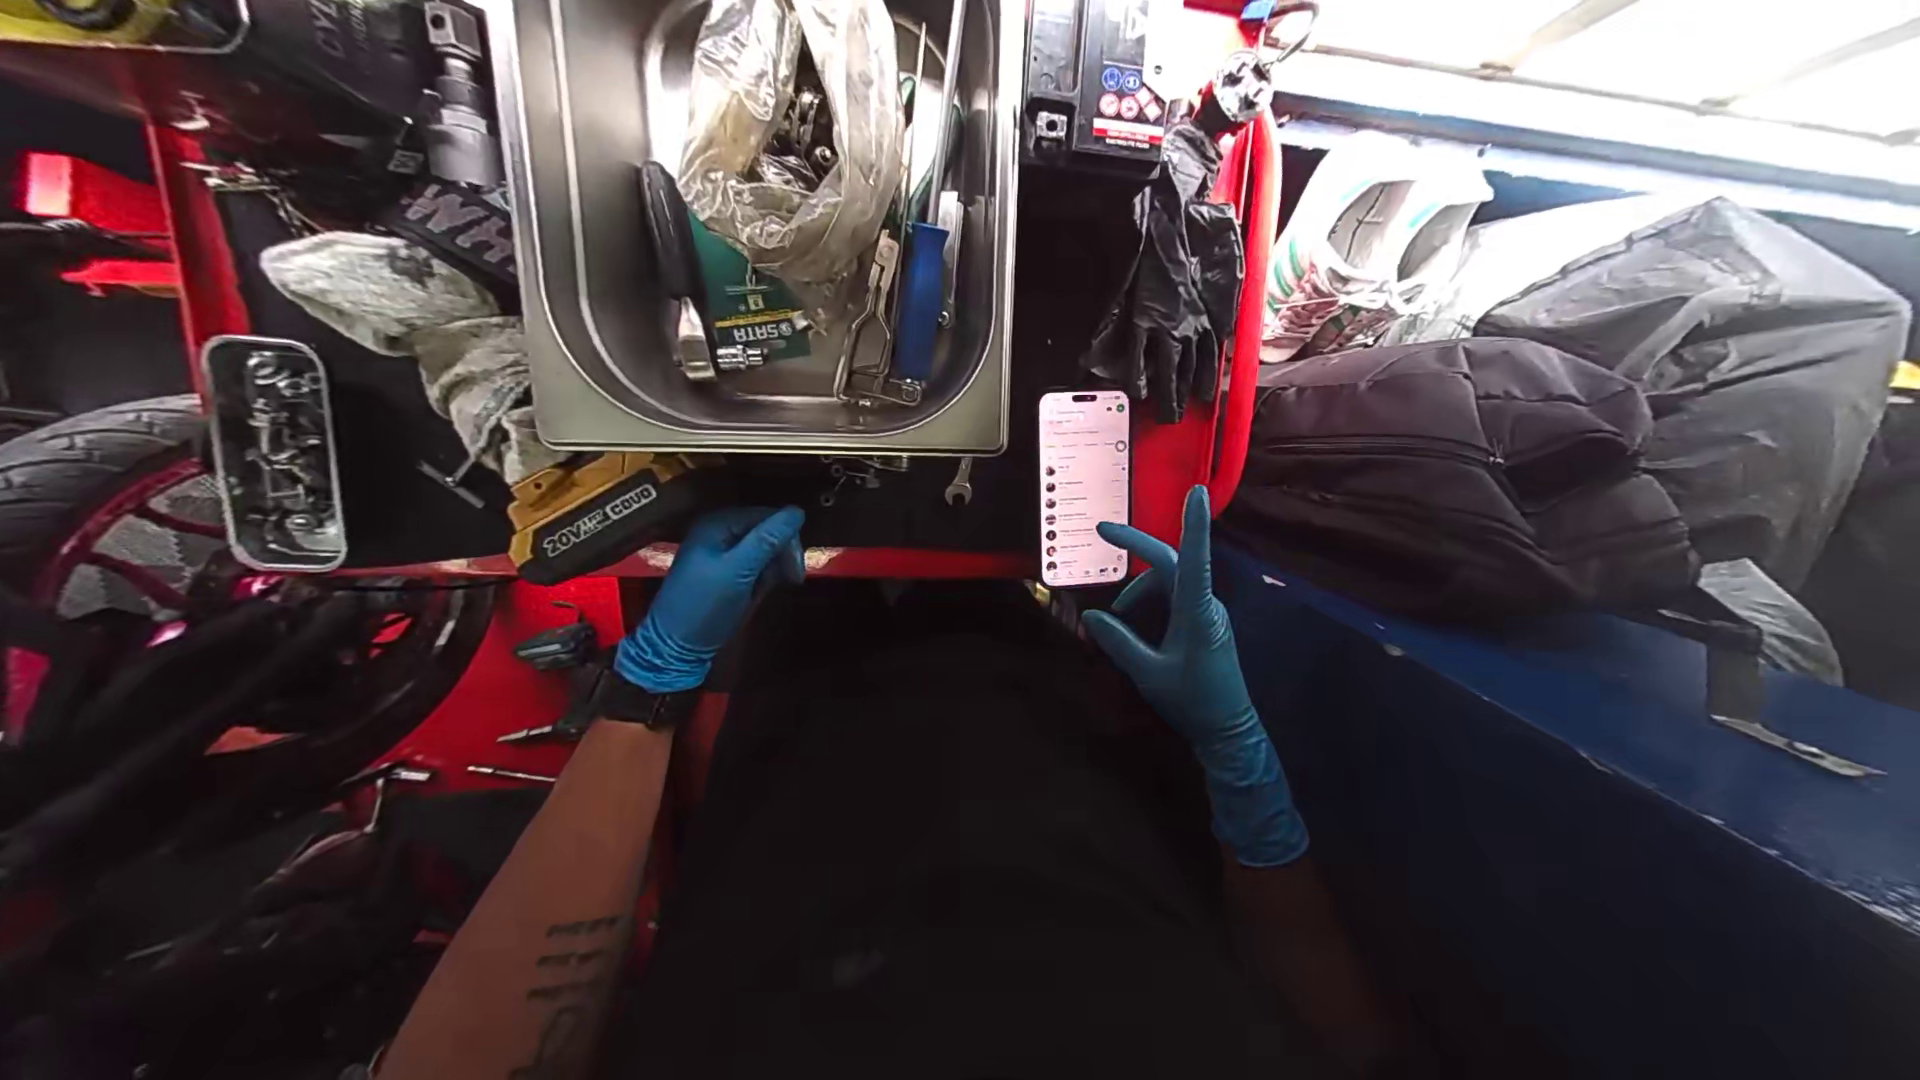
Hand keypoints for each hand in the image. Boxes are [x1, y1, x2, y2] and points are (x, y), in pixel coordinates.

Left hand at [614, 506, 804, 691]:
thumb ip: (767, 540)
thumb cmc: (705, 605)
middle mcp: (720, 532)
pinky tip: (760, 592)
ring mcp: (722, 552)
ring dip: (774, 568)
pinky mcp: (725, 571)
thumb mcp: (739, 571)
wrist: (675, 647)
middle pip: (767, 531)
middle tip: (793, 580)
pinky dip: (763, 577)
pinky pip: (755, 565)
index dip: (787, 538)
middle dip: (782, 554)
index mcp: (718, 524)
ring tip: (769, 590)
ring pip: (765, 549)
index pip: (767, 516)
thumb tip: (797, 511)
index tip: (797, 567)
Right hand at [1083, 486, 1306, 866]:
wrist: (1228, 730)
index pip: (1193, 558)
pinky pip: (1170, 602)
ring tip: (1112, 629)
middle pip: (1166, 565)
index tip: (1194, 491)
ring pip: (1164, 586)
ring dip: (1135, 598)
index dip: (1193, 523)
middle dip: (1133, 550)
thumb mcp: (1149, 674)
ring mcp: (1205, 613)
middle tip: (1101, 532)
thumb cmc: (1193, 701)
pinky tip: (1132, 632)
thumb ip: (1119, 642)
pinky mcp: (1203, 623)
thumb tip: (1091, 617)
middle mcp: (1204, 604)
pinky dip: (1146, 609)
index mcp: (1197, 611)